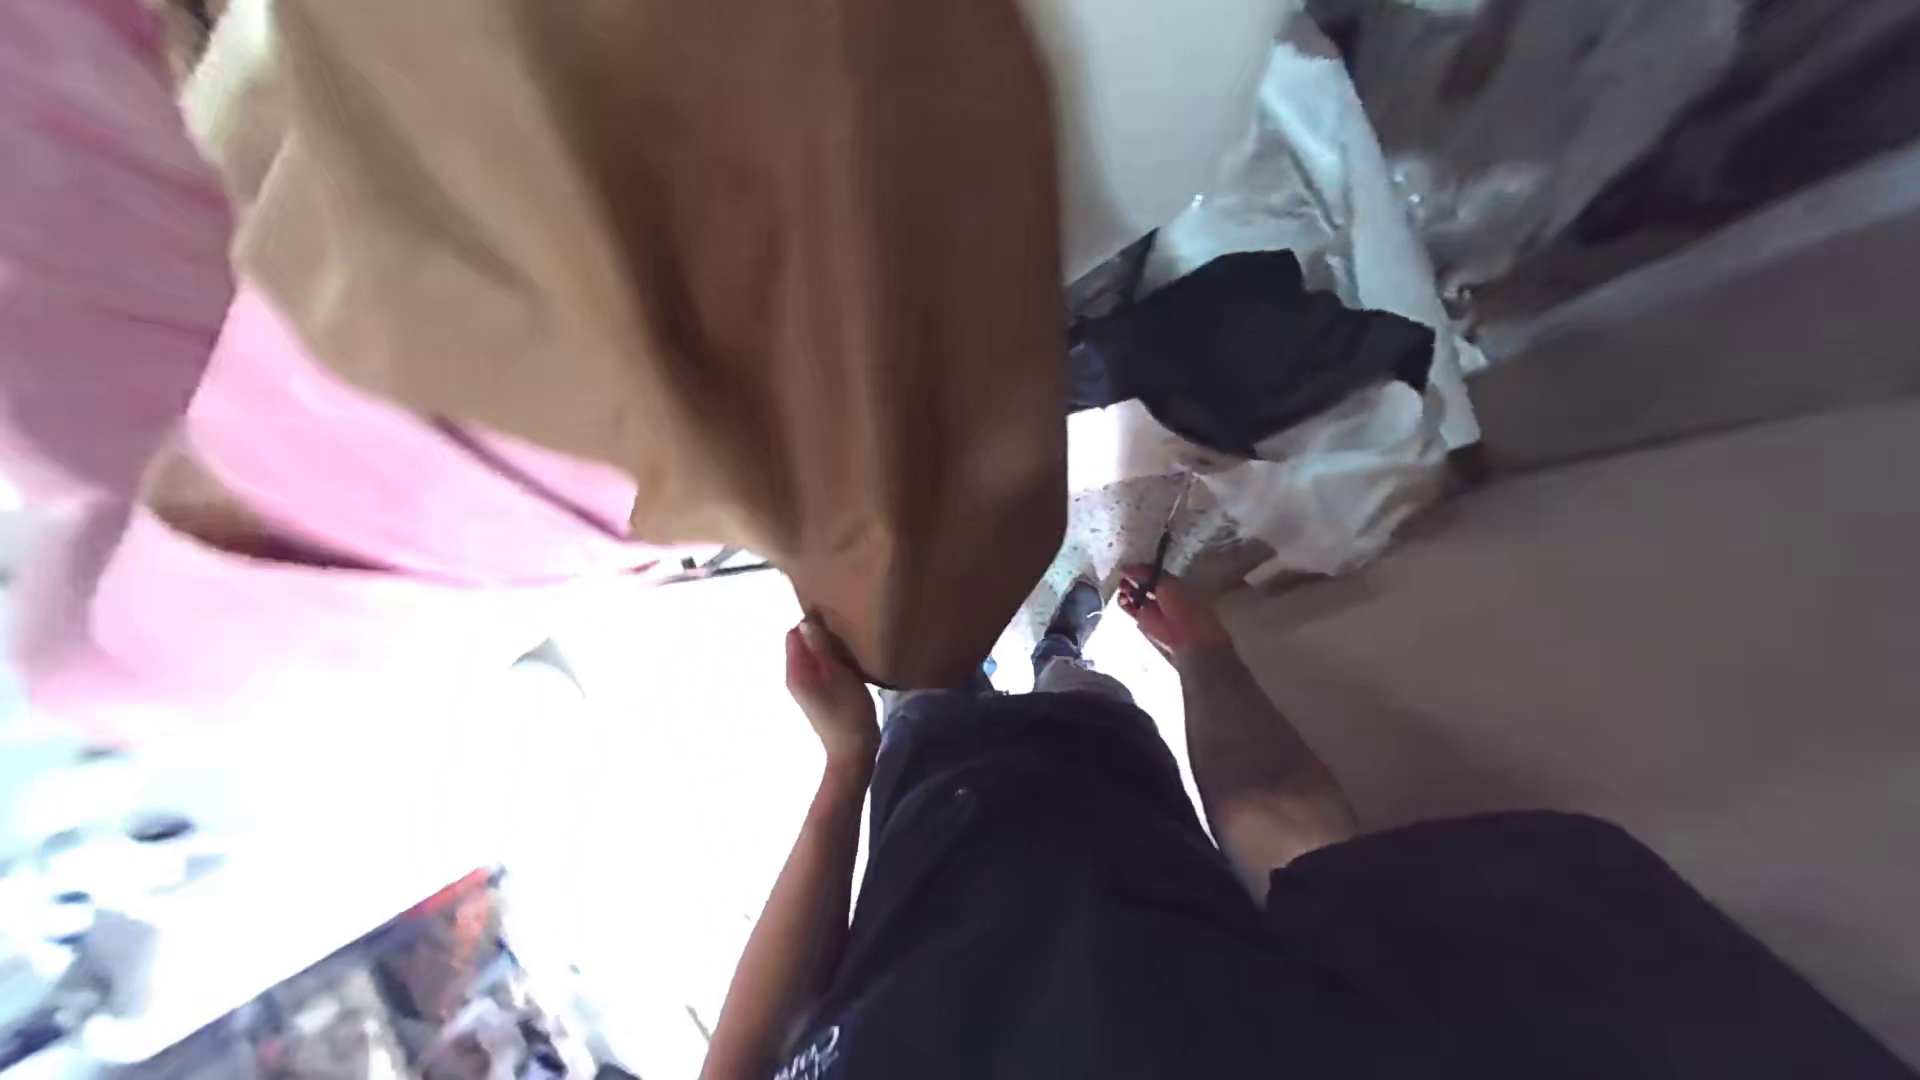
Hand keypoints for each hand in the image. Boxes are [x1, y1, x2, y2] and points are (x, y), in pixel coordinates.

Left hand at [785, 618, 878, 766]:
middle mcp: (796, 677)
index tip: (838, 623)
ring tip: (853, 650)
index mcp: (796, 671)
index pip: (794, 633)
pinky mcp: (820, 694)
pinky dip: (836, 662)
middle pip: (804, 643)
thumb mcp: (837, 673)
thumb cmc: (848, 710)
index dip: (813, 623)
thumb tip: (805, 621)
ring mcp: (807, 687)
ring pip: (815, 655)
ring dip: (832, 650)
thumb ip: (820, 647)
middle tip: (848, 637)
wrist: (853, 751)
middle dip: (824, 635)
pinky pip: (823, 668)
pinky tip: (852, 667)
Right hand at [1117, 565, 1229, 656]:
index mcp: (1172, 583)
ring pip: (1134, 595)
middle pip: (1141, 584)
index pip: (1152, 573)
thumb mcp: (1167, 582)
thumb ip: (1146, 573)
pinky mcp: (1142, 620)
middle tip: (1120, 575)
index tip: (1127, 565)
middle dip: (1131, 579)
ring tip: (1120, 586)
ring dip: (1126, 590)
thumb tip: (1124, 567)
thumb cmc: (1183, 605)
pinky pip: (1130, 608)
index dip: (1140, 569)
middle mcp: (1161, 594)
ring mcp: (1151, 608)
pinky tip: (1121, 597)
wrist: (1187, 636)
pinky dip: (1124, 603)